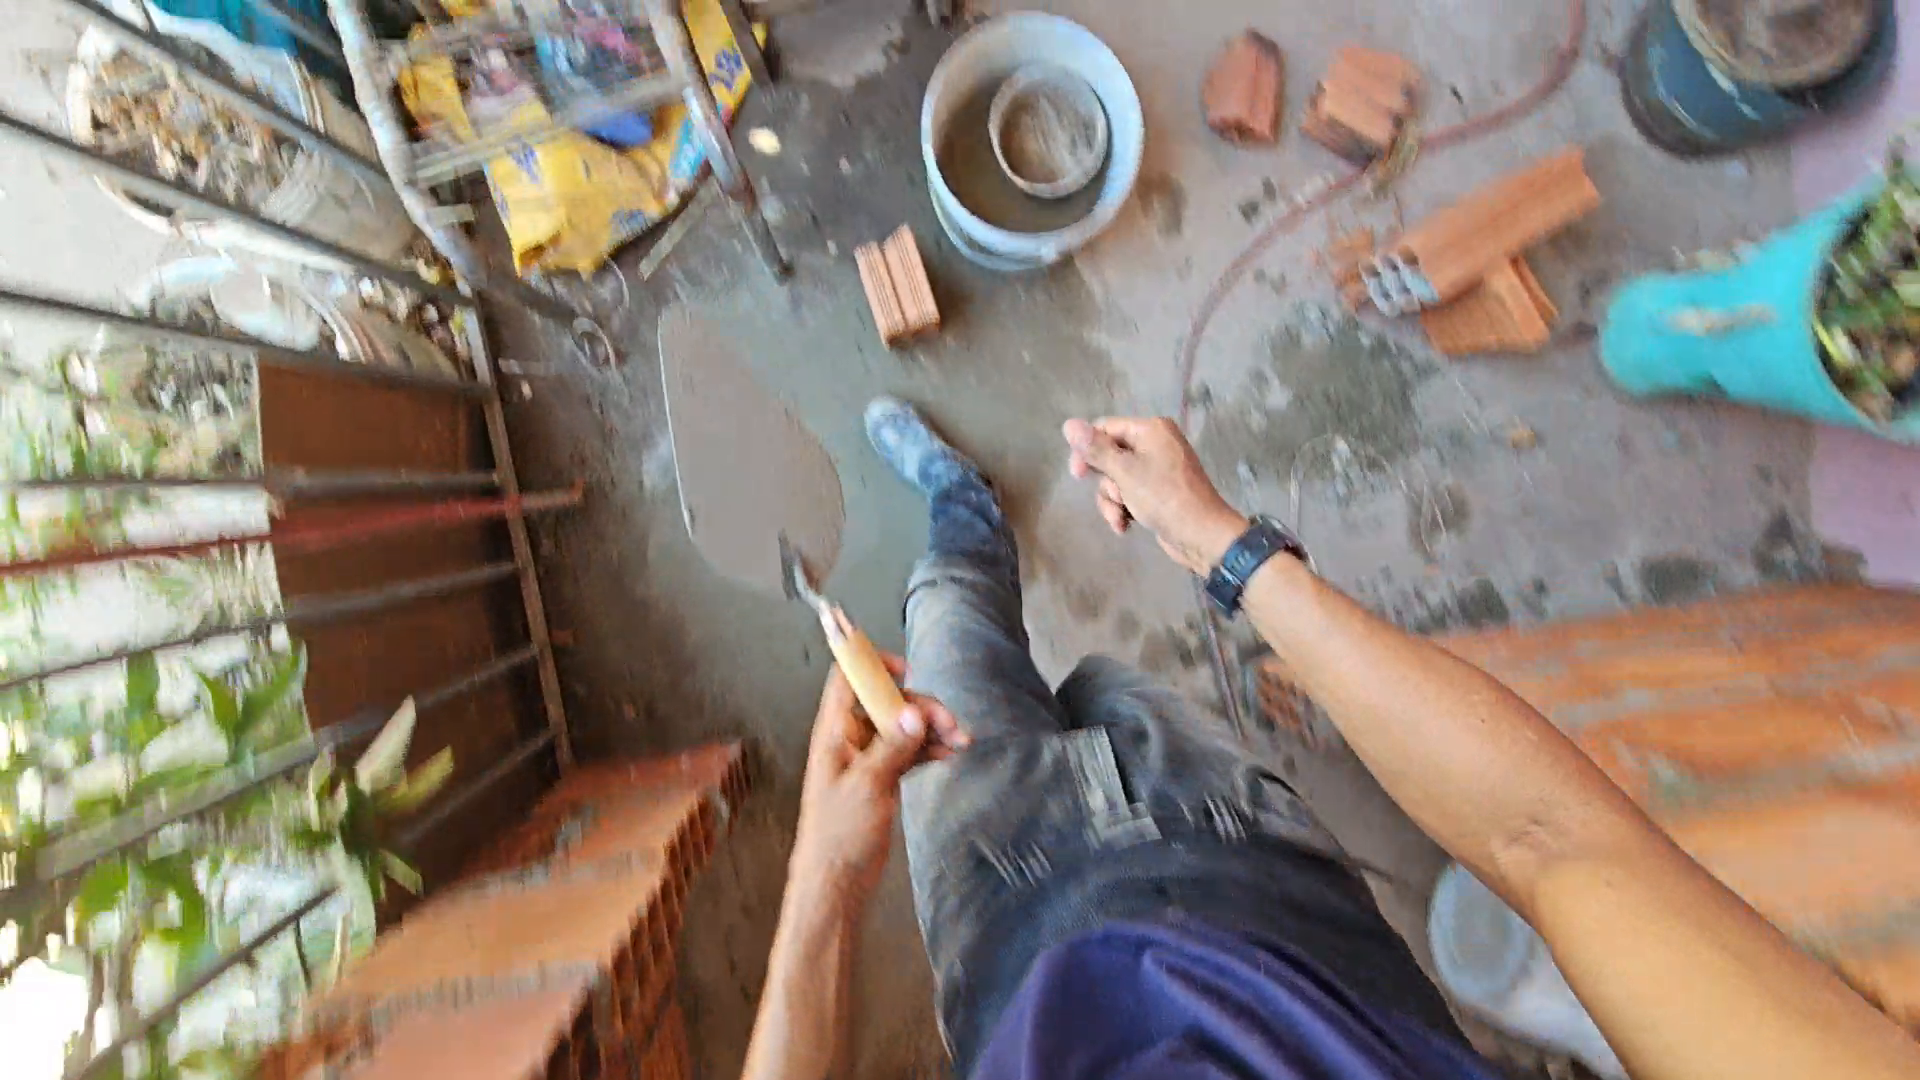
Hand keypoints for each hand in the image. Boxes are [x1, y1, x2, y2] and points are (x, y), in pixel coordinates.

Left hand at [789, 655, 966, 906]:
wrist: (836, 883)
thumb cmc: (840, 833)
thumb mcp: (867, 786)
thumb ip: (892, 747)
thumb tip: (915, 712)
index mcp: (835, 731)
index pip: (848, 679)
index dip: (873, 665)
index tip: (908, 671)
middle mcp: (851, 738)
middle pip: (887, 702)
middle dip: (921, 707)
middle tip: (952, 725)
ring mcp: (868, 757)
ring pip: (903, 726)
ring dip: (932, 729)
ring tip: (962, 741)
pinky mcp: (883, 776)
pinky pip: (909, 750)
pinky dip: (929, 748)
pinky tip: (951, 754)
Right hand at [1062, 416, 1247, 574]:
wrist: (1201, 536)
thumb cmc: (1164, 498)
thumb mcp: (1125, 472)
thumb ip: (1096, 449)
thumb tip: (1068, 424)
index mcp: (1150, 430)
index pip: (1104, 428)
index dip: (1087, 450)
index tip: (1078, 476)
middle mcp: (1154, 444)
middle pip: (1108, 455)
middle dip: (1105, 483)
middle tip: (1113, 498)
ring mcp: (1156, 469)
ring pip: (1115, 479)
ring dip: (1112, 501)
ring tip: (1121, 517)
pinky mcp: (1156, 492)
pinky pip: (1128, 493)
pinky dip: (1123, 509)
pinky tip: (1125, 525)